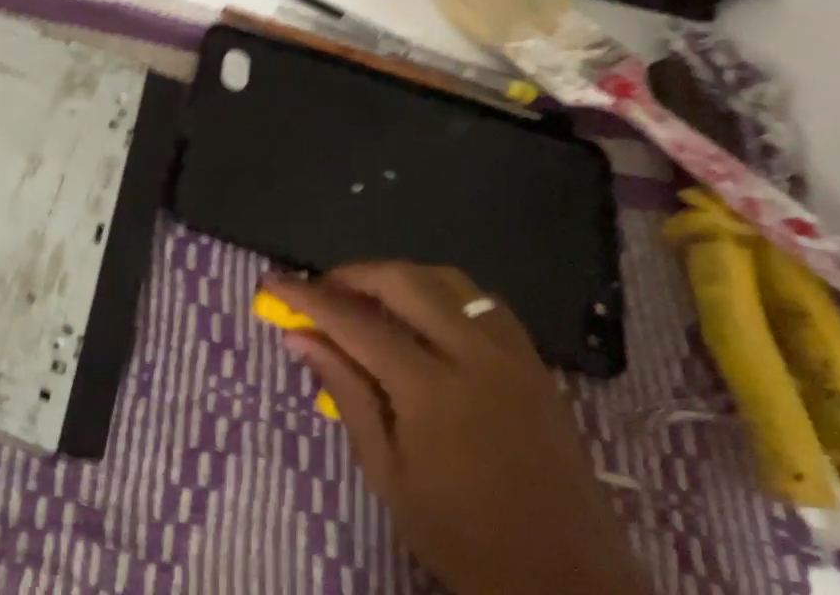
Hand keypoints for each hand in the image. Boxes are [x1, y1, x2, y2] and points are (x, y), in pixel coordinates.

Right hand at [264, 264, 649, 594]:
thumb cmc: (460, 533)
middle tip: (320, 289)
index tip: (273, 281)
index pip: (356, 323)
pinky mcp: (538, 370)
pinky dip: (443, 297)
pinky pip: (486, 307)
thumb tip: (299, 337)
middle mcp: (478, 360)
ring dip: (400, 278)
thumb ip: (346, 394)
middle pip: (406, 282)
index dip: (308, 297)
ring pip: (452, 283)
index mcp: (433, 391)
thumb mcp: (386, 471)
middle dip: (354, 274)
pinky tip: (422, 320)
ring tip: (367, 299)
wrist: (565, 580)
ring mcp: (516, 360)